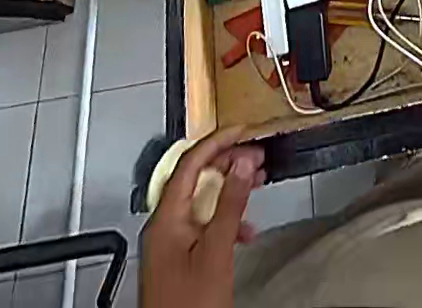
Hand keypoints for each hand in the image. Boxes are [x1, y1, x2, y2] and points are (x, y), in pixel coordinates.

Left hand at [138, 127, 263, 307]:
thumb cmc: (190, 305)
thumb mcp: (216, 249)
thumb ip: (230, 203)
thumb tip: (242, 162)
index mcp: (166, 219)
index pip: (189, 163)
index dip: (216, 141)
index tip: (241, 130)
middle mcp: (164, 225)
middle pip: (195, 178)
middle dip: (228, 163)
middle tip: (256, 155)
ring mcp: (171, 242)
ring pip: (203, 199)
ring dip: (231, 188)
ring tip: (257, 180)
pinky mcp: (180, 257)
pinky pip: (205, 221)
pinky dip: (227, 217)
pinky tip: (246, 228)